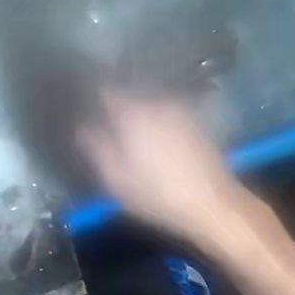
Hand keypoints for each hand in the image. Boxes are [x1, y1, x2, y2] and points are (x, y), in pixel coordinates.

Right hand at [76, 87, 260, 252]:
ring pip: (147, 103)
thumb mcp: (114, 176)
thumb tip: (82, 126)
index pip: (104, 89)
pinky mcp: (195, 124)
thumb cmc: (156, 192)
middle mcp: (156, 103)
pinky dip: (152, 120)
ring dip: (134, 112)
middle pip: (127, 93)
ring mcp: (179, 111)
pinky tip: (149, 140)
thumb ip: (95, 146)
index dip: (90, 93)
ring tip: (122, 130)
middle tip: (98, 120)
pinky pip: (164, 113)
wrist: (214, 204)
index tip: (79, 101)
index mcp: (132, 112)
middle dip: (112, 103)